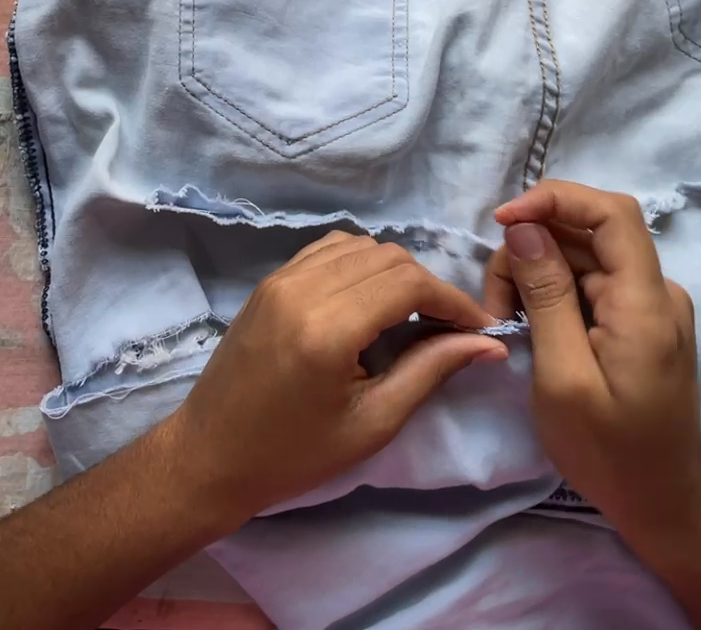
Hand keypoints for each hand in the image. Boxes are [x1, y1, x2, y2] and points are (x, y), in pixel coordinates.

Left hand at [156, 231, 508, 530]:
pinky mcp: (268, 281)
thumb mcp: (371, 423)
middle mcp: (302, 287)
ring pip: (357, 246)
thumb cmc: (294, 453)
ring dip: (392, 272)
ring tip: (407, 317)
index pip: (408, 283)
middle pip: (387, 256)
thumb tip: (488, 344)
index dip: (453, 301)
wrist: (211, 453)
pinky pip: (326, 251)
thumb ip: (430, 371)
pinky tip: (365, 302)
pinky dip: (357, 264)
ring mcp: (280, 278)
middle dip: (426, 286)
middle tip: (445, 329)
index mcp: (327, 326)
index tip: (479, 330)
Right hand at [487, 181, 700, 548]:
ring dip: (532, 275)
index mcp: (646, 304)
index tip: (502, 221)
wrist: (662, 503)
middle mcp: (654, 292)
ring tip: (506, 321)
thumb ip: (546, 296)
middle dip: (528, 251)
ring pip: (578, 256)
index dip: (554, 199)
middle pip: (584, 234)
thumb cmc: (609, 449)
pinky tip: (527, 325)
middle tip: (494, 303)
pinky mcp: (634, 319)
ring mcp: (647, 305)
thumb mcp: (562, 375)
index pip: (612, 213)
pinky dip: (547, 293)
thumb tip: (523, 227)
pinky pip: (585, 282)